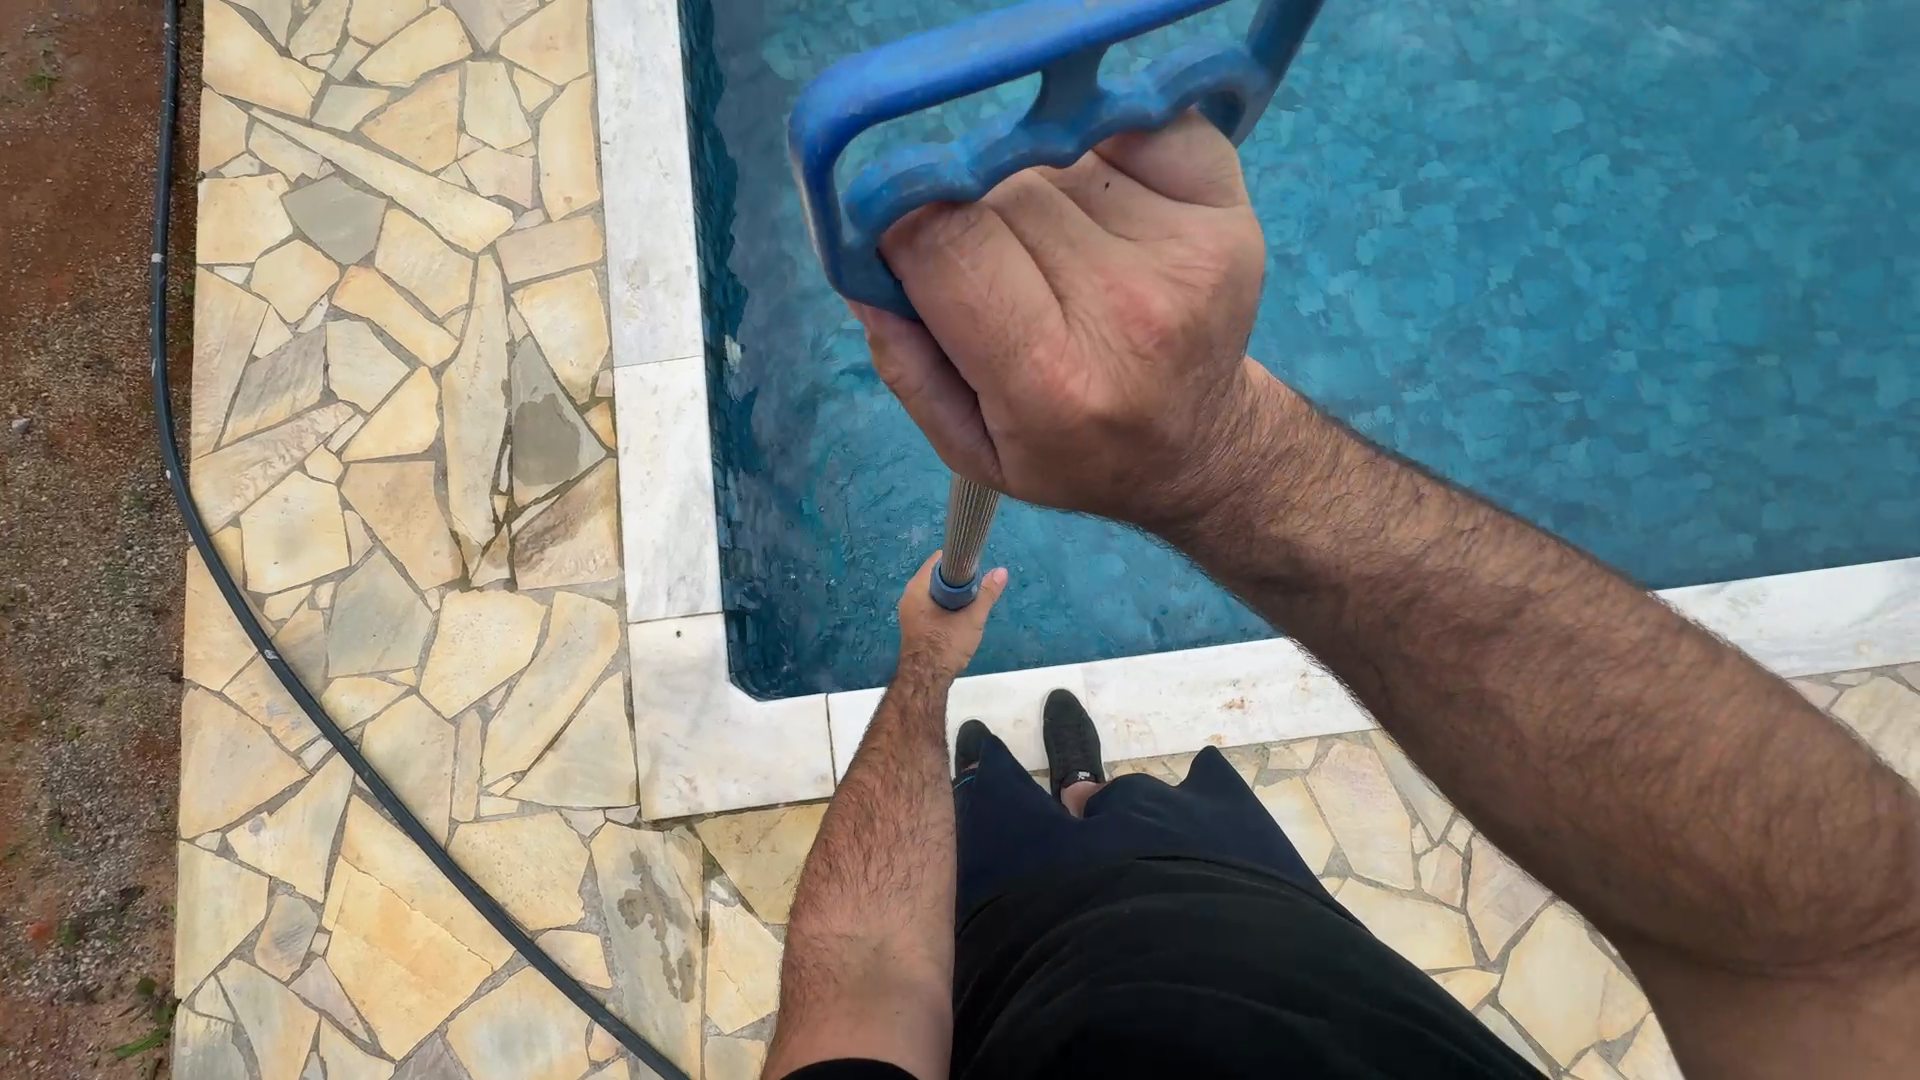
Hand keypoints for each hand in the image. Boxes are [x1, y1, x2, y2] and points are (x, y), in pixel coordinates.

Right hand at [853, 110, 1272, 532]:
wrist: (1191, 450)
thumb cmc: (1072, 455)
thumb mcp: (972, 450)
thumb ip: (908, 369)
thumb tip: (867, 273)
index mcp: (1052, 379)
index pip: (945, 243)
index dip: (907, 233)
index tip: (909, 252)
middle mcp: (1124, 308)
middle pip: (998, 194)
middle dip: (973, 222)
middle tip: (1002, 277)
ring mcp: (1185, 253)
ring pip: (1053, 160)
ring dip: (1036, 196)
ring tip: (1062, 261)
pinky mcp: (1228, 210)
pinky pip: (1132, 127)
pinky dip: (1102, 153)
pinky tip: (1107, 215)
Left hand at [896, 551, 1007, 680]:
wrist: (927, 680)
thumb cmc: (946, 645)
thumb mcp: (972, 618)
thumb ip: (986, 594)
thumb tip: (1001, 571)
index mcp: (917, 588)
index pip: (938, 560)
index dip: (958, 561)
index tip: (975, 569)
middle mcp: (909, 596)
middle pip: (937, 577)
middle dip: (957, 581)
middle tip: (976, 590)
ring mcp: (909, 612)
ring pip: (935, 593)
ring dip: (952, 596)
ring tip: (971, 604)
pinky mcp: (914, 625)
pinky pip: (931, 606)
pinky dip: (945, 607)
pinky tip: (959, 618)